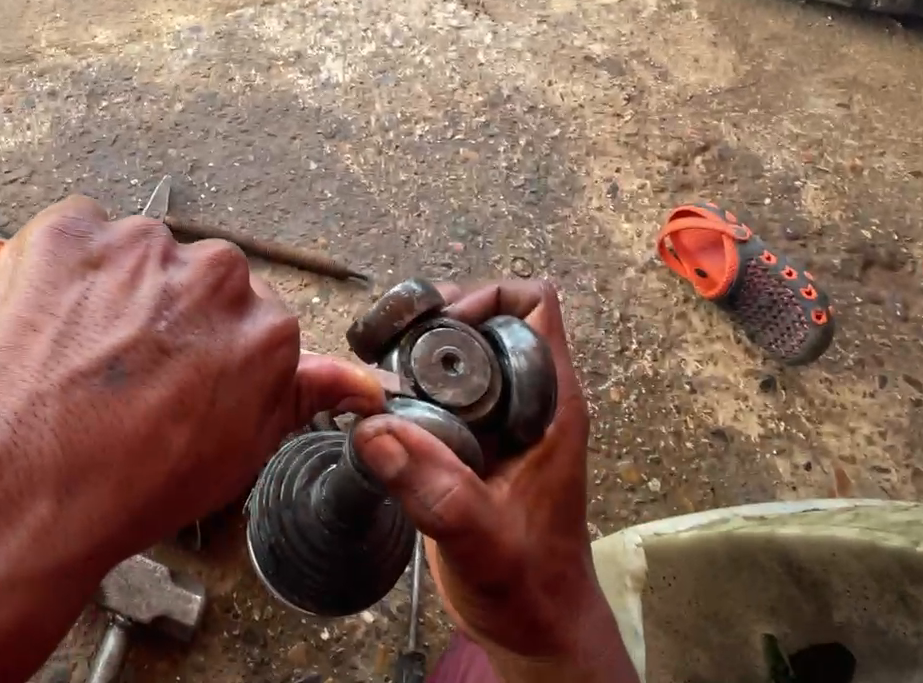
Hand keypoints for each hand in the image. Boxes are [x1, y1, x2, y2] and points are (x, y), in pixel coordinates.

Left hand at [0, 195, 385, 564]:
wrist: (18, 481)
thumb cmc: (122, 485)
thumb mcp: (233, 457)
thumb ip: (294, 397)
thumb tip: (353, 380)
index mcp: (263, 327)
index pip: (244, 315)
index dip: (201, 347)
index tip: (173, 371)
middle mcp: (214, 273)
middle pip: (194, 277)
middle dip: (164, 309)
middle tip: (120, 362)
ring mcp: (141, 244)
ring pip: (136, 254)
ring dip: (113, 288)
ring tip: (75, 350)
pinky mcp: (75, 228)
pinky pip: (79, 237)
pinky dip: (63, 270)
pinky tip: (47, 323)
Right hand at [353, 281, 631, 678]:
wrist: (533, 625)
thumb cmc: (526, 585)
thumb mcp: (482, 539)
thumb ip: (435, 489)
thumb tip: (372, 429)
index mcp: (550, 403)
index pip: (533, 305)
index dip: (485, 297)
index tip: (437, 329)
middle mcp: (527, 395)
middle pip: (487, 313)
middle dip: (436, 316)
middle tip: (389, 342)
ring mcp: (500, 412)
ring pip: (461, 343)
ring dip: (417, 343)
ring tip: (375, 360)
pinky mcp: (473, 431)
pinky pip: (442, 379)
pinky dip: (409, 374)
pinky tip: (377, 396)